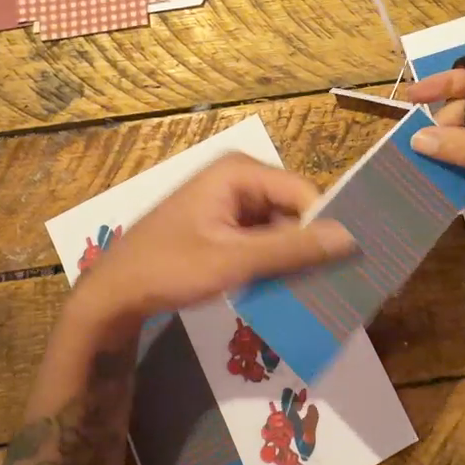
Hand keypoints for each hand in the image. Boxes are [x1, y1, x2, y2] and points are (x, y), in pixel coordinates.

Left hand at [69, 154, 356, 333]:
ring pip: (282, 225)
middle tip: (333, 282)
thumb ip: (292, 249)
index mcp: (239, 171)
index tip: (347, 264)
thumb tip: (350, 238)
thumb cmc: (168, 268)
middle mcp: (239, 177)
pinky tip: (284, 287)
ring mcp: (230, 200)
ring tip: (314, 289)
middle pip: (295, 207)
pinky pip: (264, 236)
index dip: (325, 226)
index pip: (304, 192)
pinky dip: (274, 260)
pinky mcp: (224, 223)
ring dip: (292, 255)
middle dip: (309, 242)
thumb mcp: (234, 261)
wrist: (114, 293)